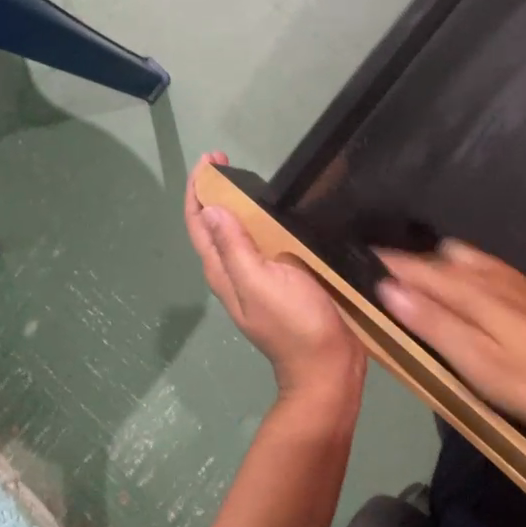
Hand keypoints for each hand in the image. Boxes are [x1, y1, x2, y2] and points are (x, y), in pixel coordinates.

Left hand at [186, 154, 365, 405]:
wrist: (327, 367)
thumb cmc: (294, 323)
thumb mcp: (261, 282)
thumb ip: (235, 247)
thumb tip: (211, 210)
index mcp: (223, 271)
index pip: (198, 223)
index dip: (198, 190)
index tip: (209, 159)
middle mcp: (233, 273)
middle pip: (214, 226)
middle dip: (214, 192)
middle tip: (228, 161)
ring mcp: (256, 279)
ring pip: (236, 234)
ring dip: (237, 205)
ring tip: (249, 179)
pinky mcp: (280, 282)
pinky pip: (261, 244)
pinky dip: (260, 222)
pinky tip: (278, 213)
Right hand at [377, 240, 525, 435]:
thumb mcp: (480, 363)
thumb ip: (433, 324)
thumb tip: (386, 288)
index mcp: (470, 291)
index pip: (413, 268)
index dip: (381, 265)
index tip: (346, 264)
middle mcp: (487, 277)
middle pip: (434, 260)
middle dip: (402, 263)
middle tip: (371, 280)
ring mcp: (512, 284)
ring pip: (458, 261)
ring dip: (429, 267)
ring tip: (407, 285)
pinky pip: (479, 270)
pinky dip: (456, 273)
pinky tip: (459, 292)